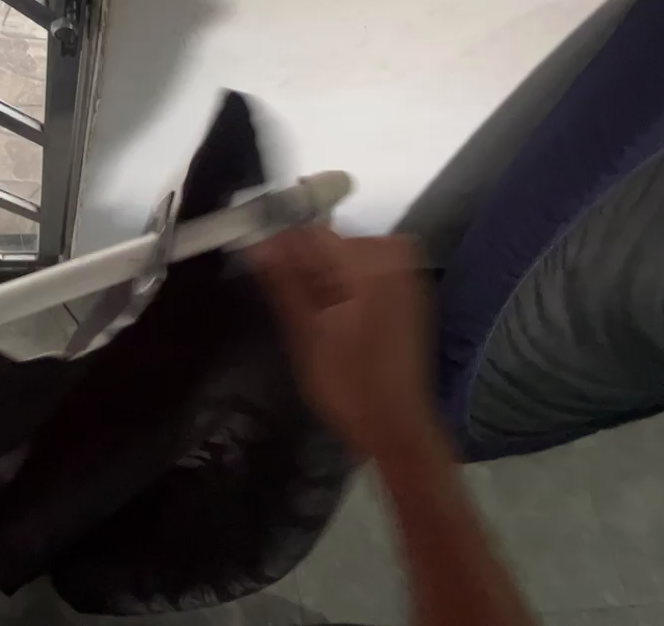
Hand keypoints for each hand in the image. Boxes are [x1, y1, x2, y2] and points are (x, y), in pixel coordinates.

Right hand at [247, 227, 439, 458]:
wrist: (397, 429)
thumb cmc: (348, 385)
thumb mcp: (304, 333)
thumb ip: (282, 282)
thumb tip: (256, 245)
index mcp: (369, 266)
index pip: (313, 233)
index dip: (280, 244)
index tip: (255, 260)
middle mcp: (393, 261)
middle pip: (332, 240)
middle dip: (301, 258)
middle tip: (276, 286)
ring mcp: (405, 277)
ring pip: (347, 254)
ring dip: (320, 269)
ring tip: (301, 301)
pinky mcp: (408, 295)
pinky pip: (366, 269)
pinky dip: (343, 280)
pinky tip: (328, 307)